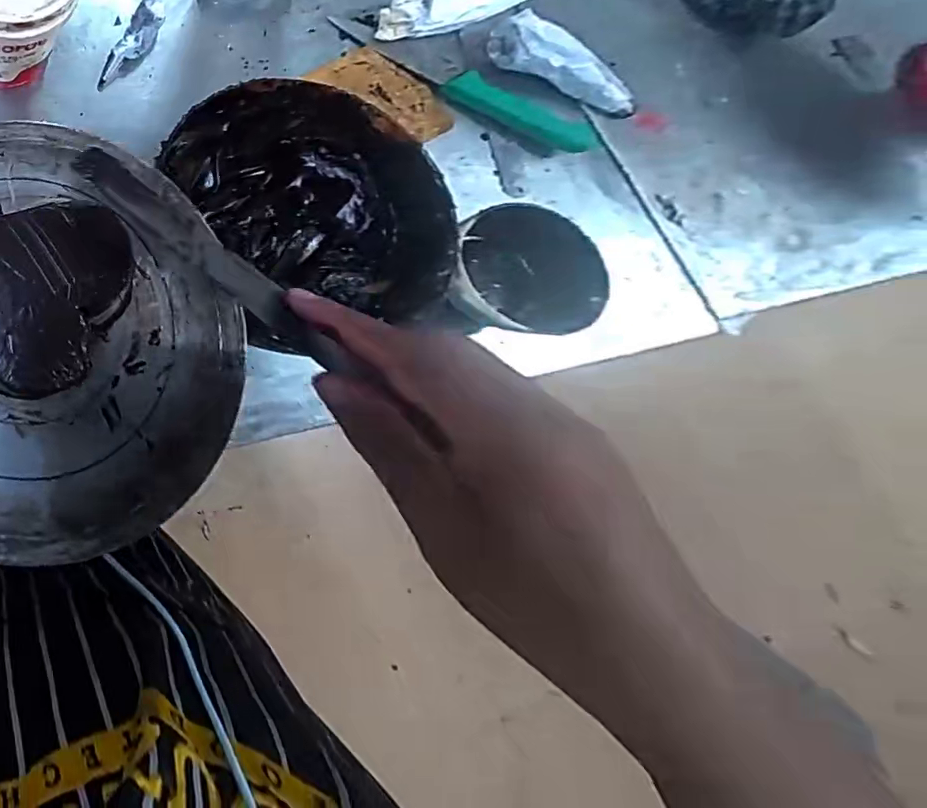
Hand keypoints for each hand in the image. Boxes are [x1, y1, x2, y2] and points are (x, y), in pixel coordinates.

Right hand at [292, 289, 901, 805]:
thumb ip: (384, 441)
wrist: (657, 655)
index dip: (348, 323)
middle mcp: (538, 406)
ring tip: (361, 388)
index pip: (411, 353)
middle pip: (443, 346)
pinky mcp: (571, 437)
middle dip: (376, 339)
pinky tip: (420, 420)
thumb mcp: (436, 521)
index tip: (298, 299)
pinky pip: (491, 389)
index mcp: (503, 428)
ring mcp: (561, 419)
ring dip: (407, 362)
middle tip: (321, 353)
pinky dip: (441, 386)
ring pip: (468, 365)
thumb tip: (332, 381)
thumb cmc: (529, 599)